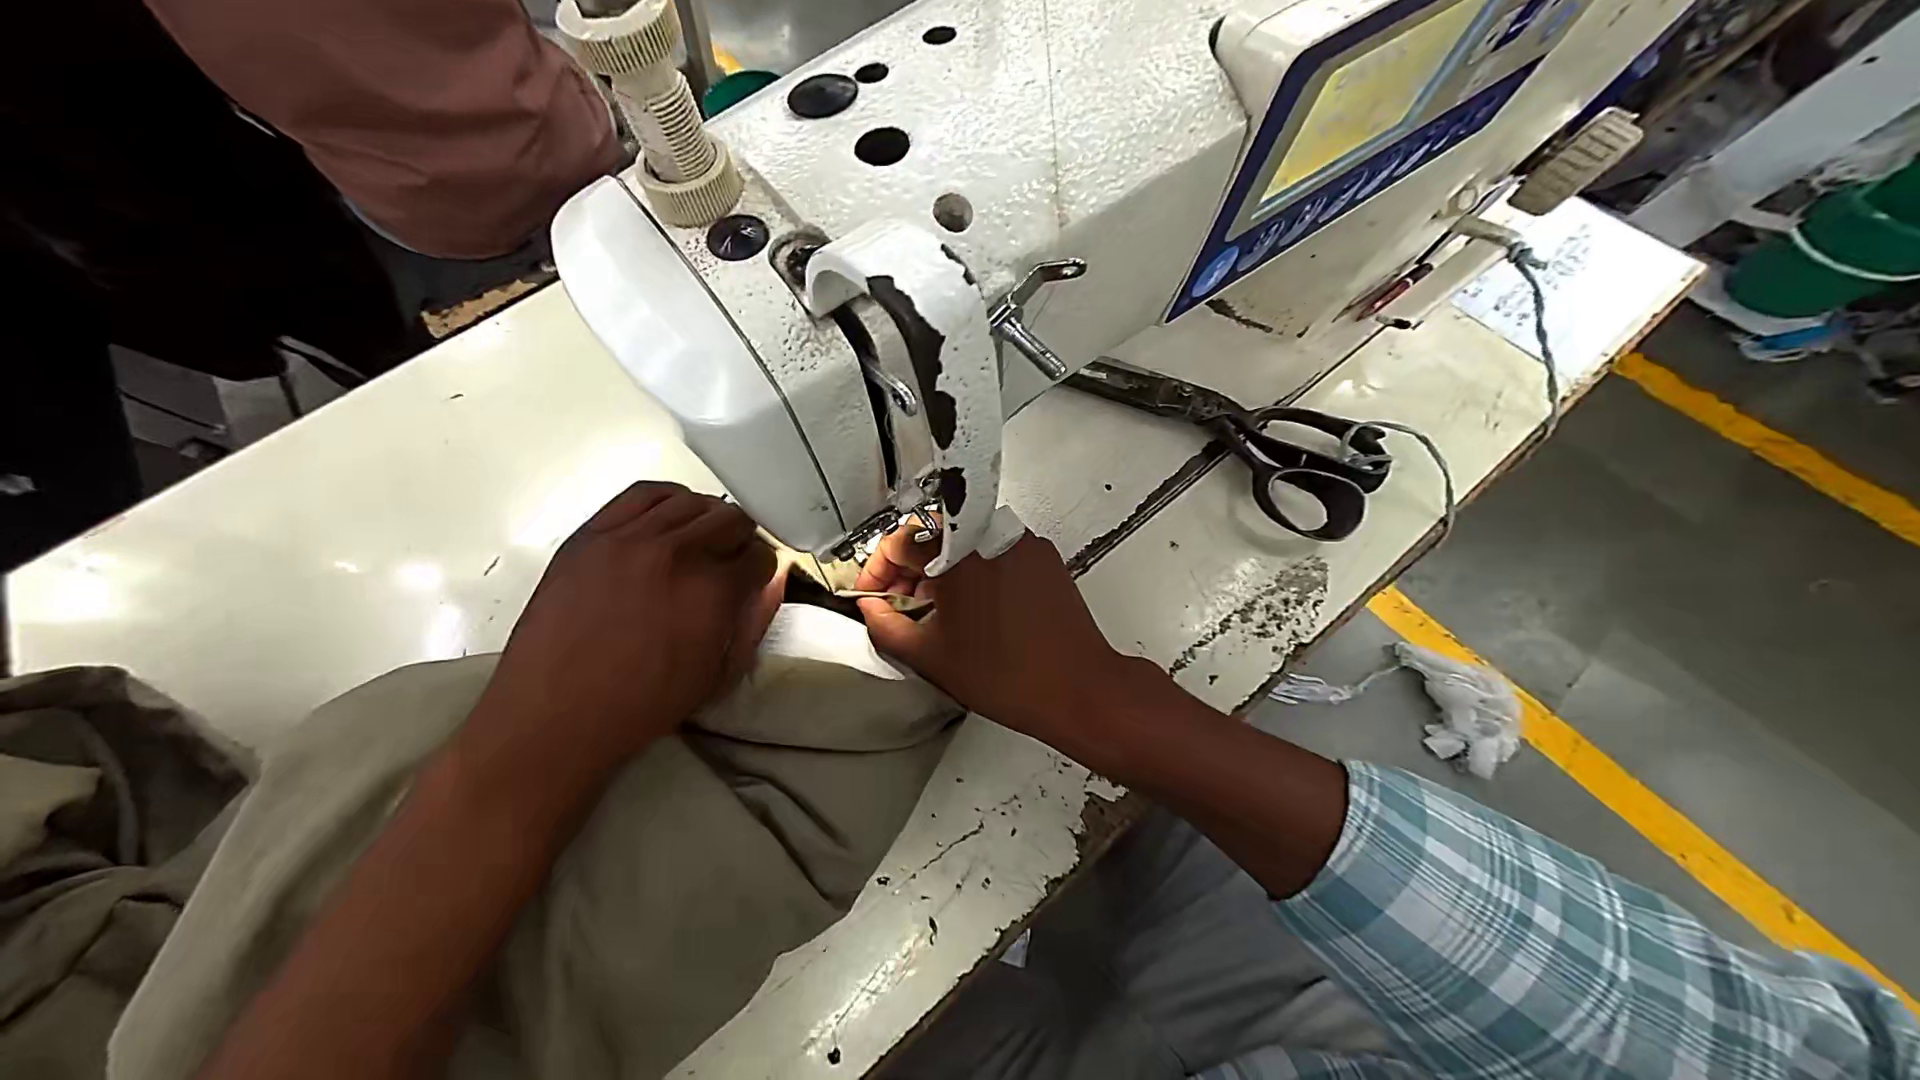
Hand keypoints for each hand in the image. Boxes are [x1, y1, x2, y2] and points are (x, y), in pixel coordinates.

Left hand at [478, 482, 781, 766]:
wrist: (555, 714)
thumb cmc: (640, 703)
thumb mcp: (719, 674)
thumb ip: (756, 619)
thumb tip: (774, 580)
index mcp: (713, 591)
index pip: (760, 554)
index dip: (763, 568)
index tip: (754, 578)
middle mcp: (676, 553)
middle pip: (732, 518)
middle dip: (741, 540)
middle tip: (732, 561)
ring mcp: (630, 538)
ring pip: (691, 502)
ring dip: (708, 520)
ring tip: (701, 542)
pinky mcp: (592, 534)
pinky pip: (641, 494)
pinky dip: (667, 500)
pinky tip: (670, 519)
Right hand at [855, 527, 1165, 743]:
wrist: (1076, 688)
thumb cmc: (1015, 676)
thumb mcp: (931, 656)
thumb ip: (886, 626)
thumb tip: (871, 610)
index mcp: (959, 553)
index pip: (900, 542)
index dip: (877, 569)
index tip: (874, 590)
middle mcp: (992, 537)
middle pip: (933, 535)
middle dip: (908, 567)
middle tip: (899, 600)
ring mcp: (1022, 545)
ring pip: (966, 541)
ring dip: (941, 568)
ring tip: (936, 608)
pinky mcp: (1043, 558)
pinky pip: (995, 551)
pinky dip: (975, 570)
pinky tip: (972, 607)